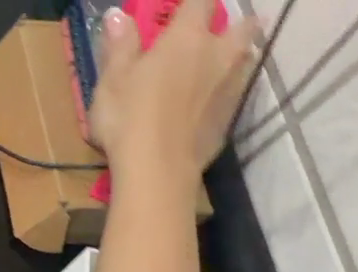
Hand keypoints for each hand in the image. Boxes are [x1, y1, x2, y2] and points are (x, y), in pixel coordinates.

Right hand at [87, 0, 261, 177]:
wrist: (157, 169)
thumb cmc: (128, 120)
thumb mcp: (111, 83)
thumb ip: (118, 47)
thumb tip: (116, 14)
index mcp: (186, 37)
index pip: (199, 0)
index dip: (191, 2)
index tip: (180, 9)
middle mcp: (218, 51)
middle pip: (242, 24)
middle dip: (232, 26)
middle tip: (211, 41)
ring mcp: (231, 81)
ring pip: (246, 56)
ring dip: (235, 57)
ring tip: (214, 72)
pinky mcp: (233, 112)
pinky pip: (238, 89)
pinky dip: (226, 90)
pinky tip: (209, 105)